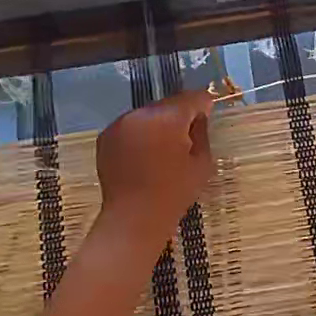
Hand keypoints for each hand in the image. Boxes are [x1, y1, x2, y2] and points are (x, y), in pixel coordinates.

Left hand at [95, 89, 215, 238]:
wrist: (134, 217)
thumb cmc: (174, 193)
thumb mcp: (201, 164)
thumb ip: (202, 133)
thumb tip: (199, 117)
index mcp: (167, 118)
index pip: (192, 98)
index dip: (204, 104)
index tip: (209, 113)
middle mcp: (140, 113)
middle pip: (167, 104)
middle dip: (179, 115)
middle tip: (187, 136)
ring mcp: (119, 124)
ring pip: (147, 115)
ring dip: (158, 124)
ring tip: (164, 148)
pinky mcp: (106, 136)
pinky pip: (130, 127)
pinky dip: (139, 134)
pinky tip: (145, 155)